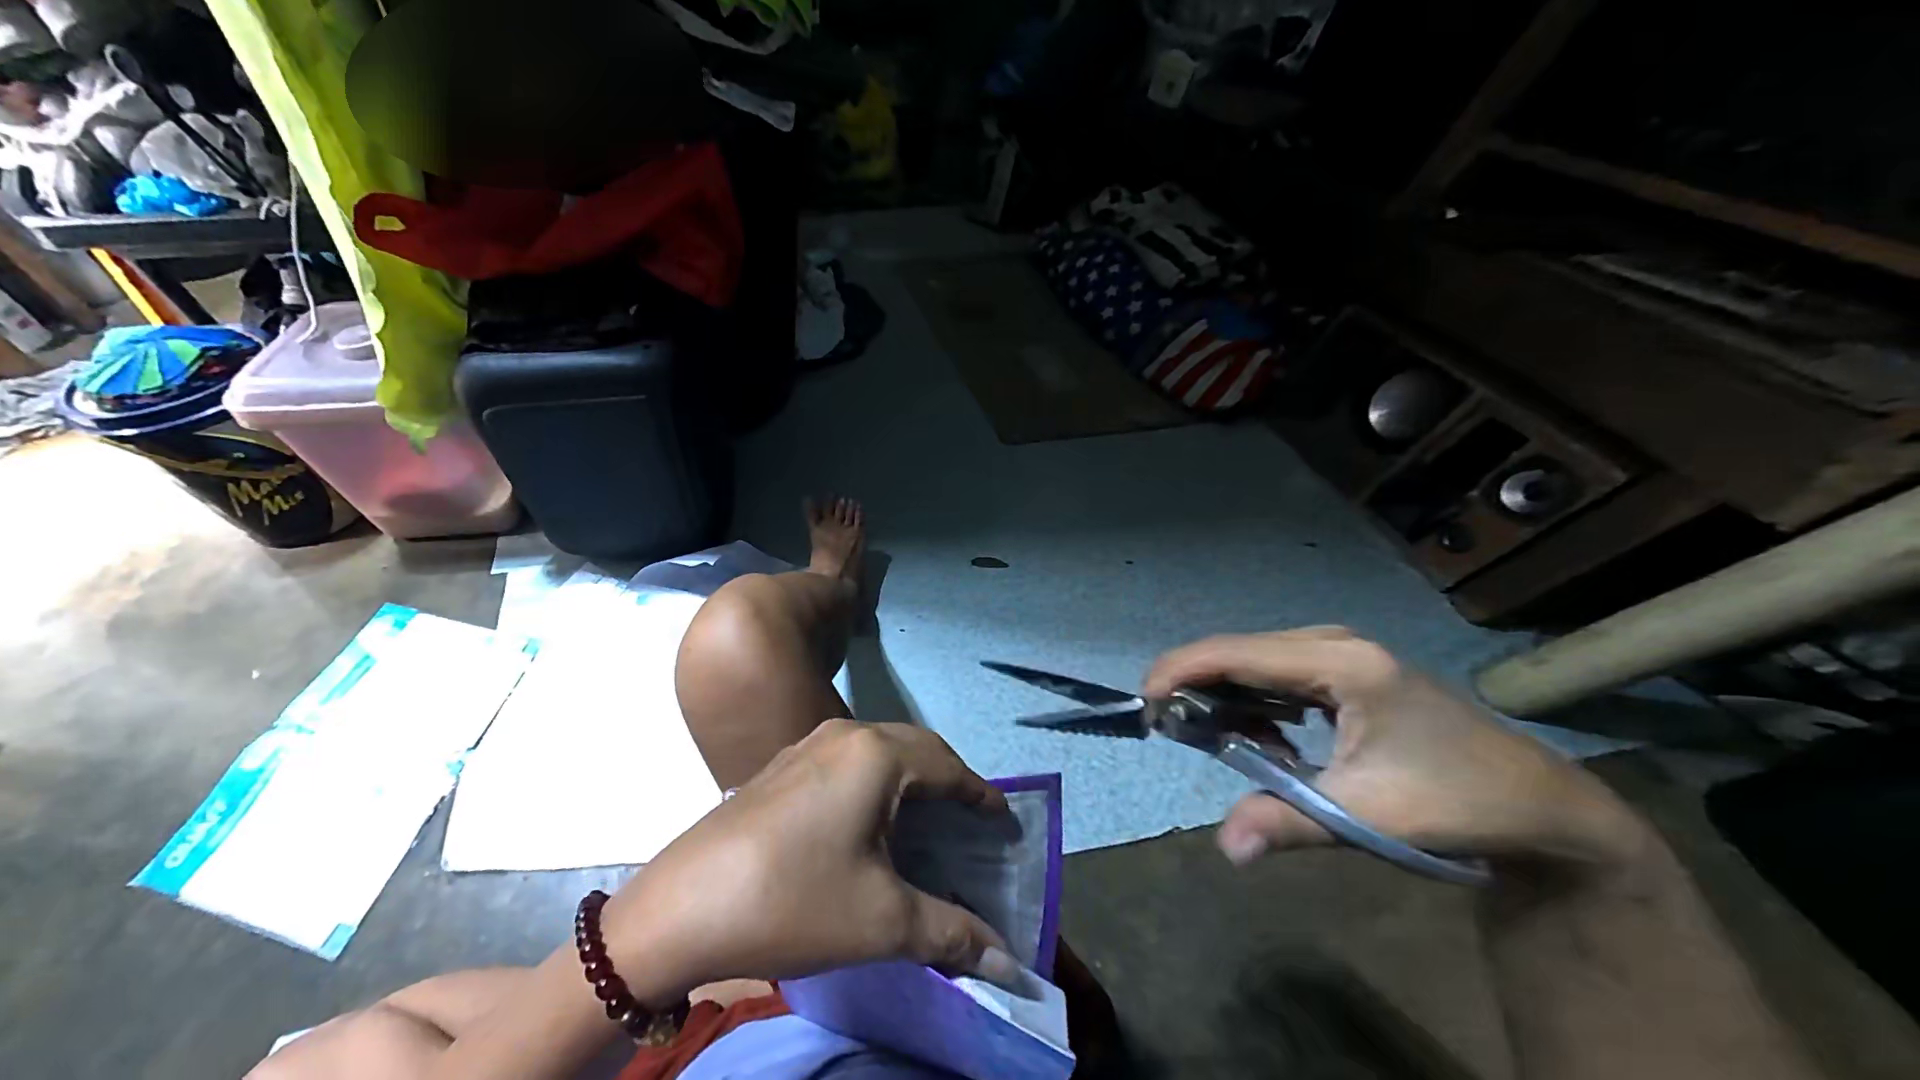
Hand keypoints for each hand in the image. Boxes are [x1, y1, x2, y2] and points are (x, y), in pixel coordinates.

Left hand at [599, 720, 1019, 1006]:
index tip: (1003, 822)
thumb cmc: (794, 901)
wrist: (679, 910)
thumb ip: (953, 935)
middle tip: (972, 823)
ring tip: (930, 822)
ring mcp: (807, 746)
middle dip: (950, 781)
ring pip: (880, 752)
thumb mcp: (883, 922)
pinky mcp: (781, 766)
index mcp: (876, 756)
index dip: (981, 795)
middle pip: (917, 749)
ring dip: (911, 780)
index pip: (949, 766)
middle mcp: (845, 736)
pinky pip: (849, 762)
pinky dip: (876, 783)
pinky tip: (872, 822)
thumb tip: (1008, 964)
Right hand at [1144, 628, 1652, 875]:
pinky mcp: (1346, 669)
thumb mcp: (1371, 815)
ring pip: (1254, 660)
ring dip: (1223, 695)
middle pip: (1238, 650)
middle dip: (1195, 685)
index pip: (1236, 652)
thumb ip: (1289, 823)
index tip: (1143, 705)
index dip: (1181, 671)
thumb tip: (1227, 848)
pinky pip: (1277, 674)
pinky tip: (1263, 740)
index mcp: (1341, 663)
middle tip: (1167, 729)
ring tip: (1210, 741)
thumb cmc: (1458, 801)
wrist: (1541, 803)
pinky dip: (1254, 702)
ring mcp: (1342, 653)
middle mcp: (1334, 644)